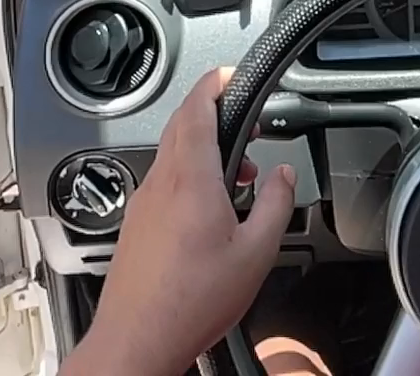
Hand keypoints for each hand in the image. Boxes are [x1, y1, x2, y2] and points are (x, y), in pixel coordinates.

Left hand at [65, 68, 297, 375]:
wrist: (134, 346)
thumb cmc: (189, 303)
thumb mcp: (255, 253)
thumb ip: (275, 204)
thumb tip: (285, 175)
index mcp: (190, 177)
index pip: (197, 106)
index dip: (216, 81)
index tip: (233, 74)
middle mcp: (161, 181)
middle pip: (182, 121)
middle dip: (215, 110)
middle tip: (246, 122)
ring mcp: (143, 201)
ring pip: (172, 150)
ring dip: (205, 145)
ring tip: (237, 173)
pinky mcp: (135, 222)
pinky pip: (164, 178)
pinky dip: (190, 172)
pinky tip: (210, 206)